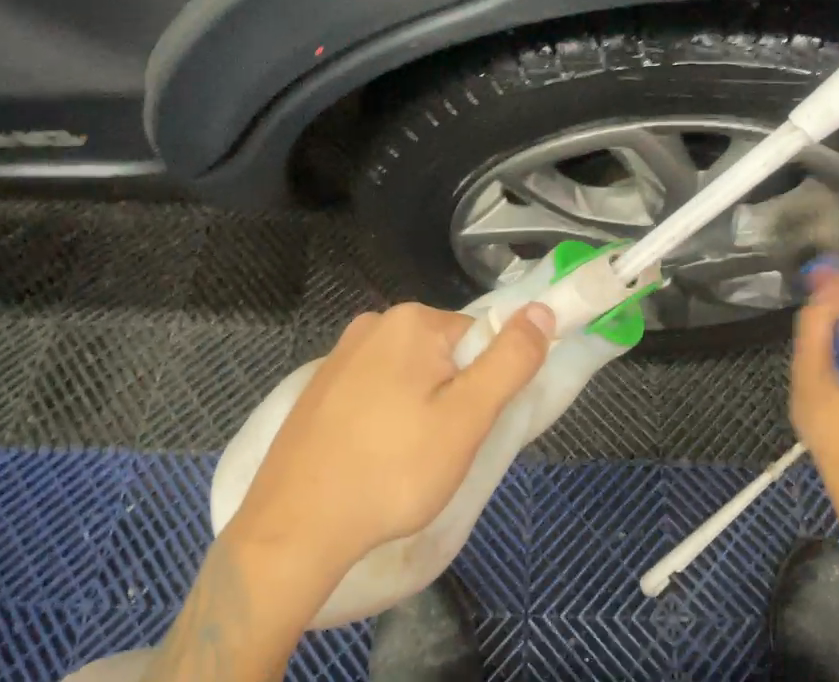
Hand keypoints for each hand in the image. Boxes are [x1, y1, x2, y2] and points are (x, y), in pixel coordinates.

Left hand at [225, 301, 555, 571]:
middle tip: (439, 451)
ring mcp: (340, 356)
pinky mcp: (319, 389)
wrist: (295, 527)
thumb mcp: (467, 418)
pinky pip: (374, 393)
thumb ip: (510, 361)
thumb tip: (543, 310)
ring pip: (410, 377)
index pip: (479, 338)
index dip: (485, 386)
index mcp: (412, 321)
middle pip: (444, 355)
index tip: (469, 429)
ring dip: (419, 412)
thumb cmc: (392, 472)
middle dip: (452, 399)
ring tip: (404, 463)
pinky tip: (372, 461)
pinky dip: (384, 421)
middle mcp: (373, 324)